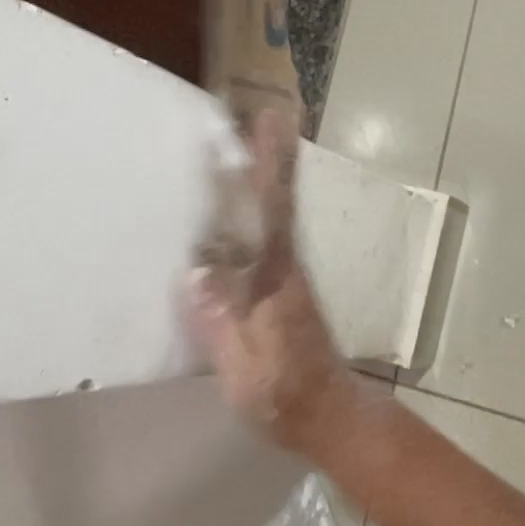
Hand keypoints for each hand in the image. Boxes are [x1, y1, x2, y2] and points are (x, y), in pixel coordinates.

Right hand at [187, 109, 360, 454]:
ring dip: (270, 173)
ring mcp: (286, 275)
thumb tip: (195, 271)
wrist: (329, 414)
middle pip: (277, 201)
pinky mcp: (282, 287)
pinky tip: (242, 200)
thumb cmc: (285, 397)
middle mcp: (285, 267)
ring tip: (253, 136)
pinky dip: (262, 205)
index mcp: (275, 281)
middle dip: (272, 156)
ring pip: (275, 213)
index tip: (267, 125)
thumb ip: (222, 323)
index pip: (270, 214)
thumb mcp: (246, 372)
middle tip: (266, 111)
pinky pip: (268, 233)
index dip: (268, 169)